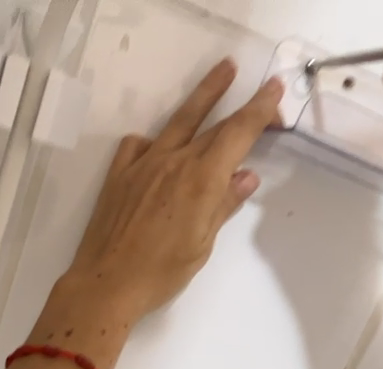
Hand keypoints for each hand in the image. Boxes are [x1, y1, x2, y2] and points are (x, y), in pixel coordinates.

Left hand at [57, 60, 283, 323]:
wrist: (106, 284)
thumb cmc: (159, 274)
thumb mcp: (200, 245)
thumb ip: (222, 206)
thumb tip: (245, 177)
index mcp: (201, 180)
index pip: (238, 133)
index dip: (260, 110)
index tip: (276, 90)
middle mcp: (174, 162)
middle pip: (214, 125)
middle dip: (243, 107)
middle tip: (263, 92)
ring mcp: (144, 164)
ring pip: (180, 121)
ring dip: (205, 94)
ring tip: (224, 71)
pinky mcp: (119, 175)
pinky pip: (139, 145)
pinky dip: (153, 140)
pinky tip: (157, 147)